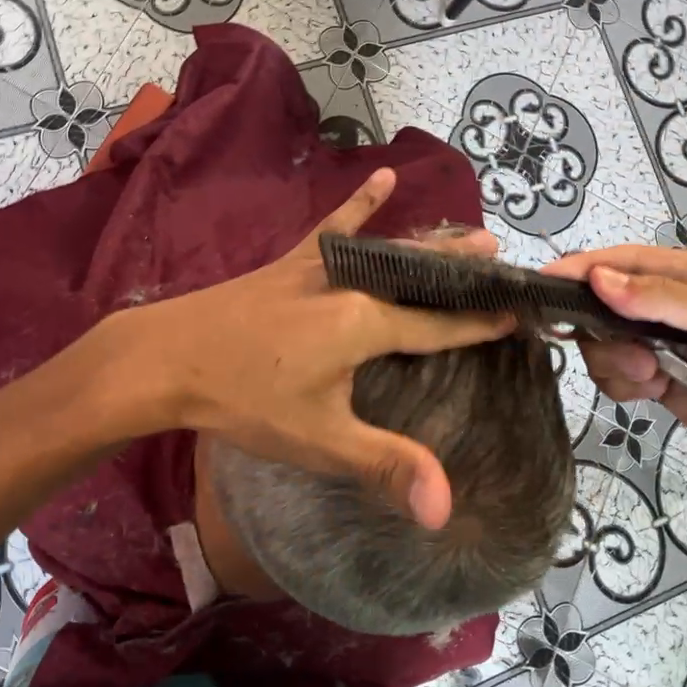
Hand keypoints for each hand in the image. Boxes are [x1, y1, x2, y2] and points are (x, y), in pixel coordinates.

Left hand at [87, 168, 512, 528]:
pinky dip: (357, 205)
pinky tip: (378, 177)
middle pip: (419, 276)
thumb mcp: (320, 439)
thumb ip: (386, 465)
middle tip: (505, 261)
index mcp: (365, 324)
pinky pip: (332, 228)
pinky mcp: (288, 263)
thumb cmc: (246, 398)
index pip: (438, 324)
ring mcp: (317, 268)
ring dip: (429, 245)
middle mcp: (349, 285)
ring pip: (388, 251)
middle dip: (464, 273)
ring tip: (468, 234)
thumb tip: (445, 508)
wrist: (168, 356)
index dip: (479, 324)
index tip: (519, 315)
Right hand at [545, 246, 686, 478]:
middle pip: (608, 300)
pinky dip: (621, 381)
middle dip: (603, 325)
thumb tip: (598, 278)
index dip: (587, 267)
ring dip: (615, 358)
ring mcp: (666, 342)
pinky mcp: (659, 377)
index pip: (630, 260)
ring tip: (649, 379)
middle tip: (626, 355)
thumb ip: (665, 299)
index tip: (545, 281)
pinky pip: (615, 370)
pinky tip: (650, 392)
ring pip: (605, 337)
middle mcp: (678, 303)